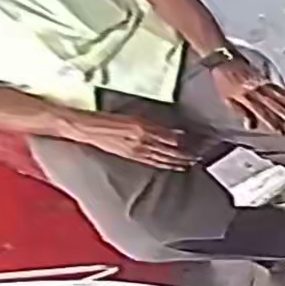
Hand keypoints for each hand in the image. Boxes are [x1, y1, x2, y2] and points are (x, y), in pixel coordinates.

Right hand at [62, 112, 198, 170]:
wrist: (82, 126)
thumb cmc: (105, 119)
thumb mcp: (132, 118)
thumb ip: (154, 126)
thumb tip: (177, 132)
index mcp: (142, 127)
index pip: (171, 136)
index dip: (187, 140)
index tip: (200, 142)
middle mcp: (142, 139)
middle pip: (172, 149)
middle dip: (188, 153)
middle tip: (202, 156)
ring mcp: (138, 149)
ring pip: (166, 157)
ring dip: (182, 161)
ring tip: (195, 162)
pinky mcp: (132, 156)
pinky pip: (155, 162)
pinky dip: (169, 165)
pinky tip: (179, 167)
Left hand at [209, 56, 284, 132]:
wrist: (224, 58)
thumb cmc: (224, 80)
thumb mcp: (227, 97)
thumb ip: (241, 111)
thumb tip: (250, 126)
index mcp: (246, 97)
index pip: (261, 112)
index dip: (271, 121)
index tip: (281, 132)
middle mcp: (259, 92)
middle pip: (277, 106)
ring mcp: (267, 86)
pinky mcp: (272, 82)